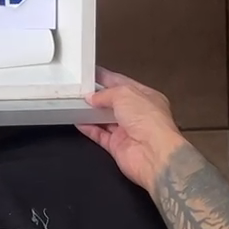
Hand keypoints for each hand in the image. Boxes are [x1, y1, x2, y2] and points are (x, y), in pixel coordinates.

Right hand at [78, 68, 199, 193]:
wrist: (154, 154)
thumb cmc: (149, 121)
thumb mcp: (124, 94)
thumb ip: (105, 93)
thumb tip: (93, 97)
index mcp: (147, 97)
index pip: (123, 84)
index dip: (107, 78)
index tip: (92, 73)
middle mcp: (139, 115)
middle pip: (113, 102)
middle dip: (98, 96)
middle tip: (80, 89)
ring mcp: (128, 131)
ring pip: (105, 119)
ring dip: (91, 112)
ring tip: (75, 103)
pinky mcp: (118, 147)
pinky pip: (100, 135)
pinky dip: (88, 129)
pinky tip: (78, 121)